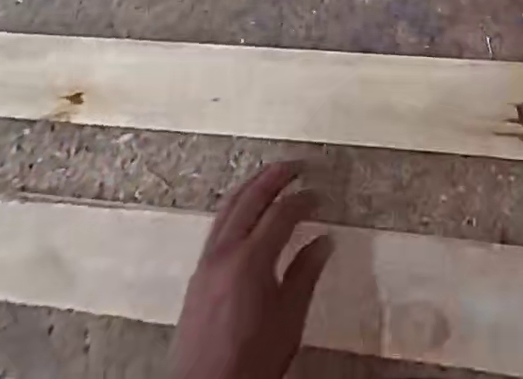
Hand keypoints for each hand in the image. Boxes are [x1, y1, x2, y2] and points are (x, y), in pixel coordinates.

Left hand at [168, 163, 333, 378]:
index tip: (320, 193)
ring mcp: (208, 257)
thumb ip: (305, 275)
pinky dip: (236, 204)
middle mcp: (225, 250)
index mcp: (251, 260)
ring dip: (253, 185)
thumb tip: (324, 241)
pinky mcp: (199, 269)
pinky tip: (246, 207)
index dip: (304, 199)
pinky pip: (219, 221)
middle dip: (275, 175)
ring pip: (230, 205)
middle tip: (297, 164)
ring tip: (272, 175)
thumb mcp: (289, 322)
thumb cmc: (250, 362)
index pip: (281, 213)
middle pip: (251, 197)